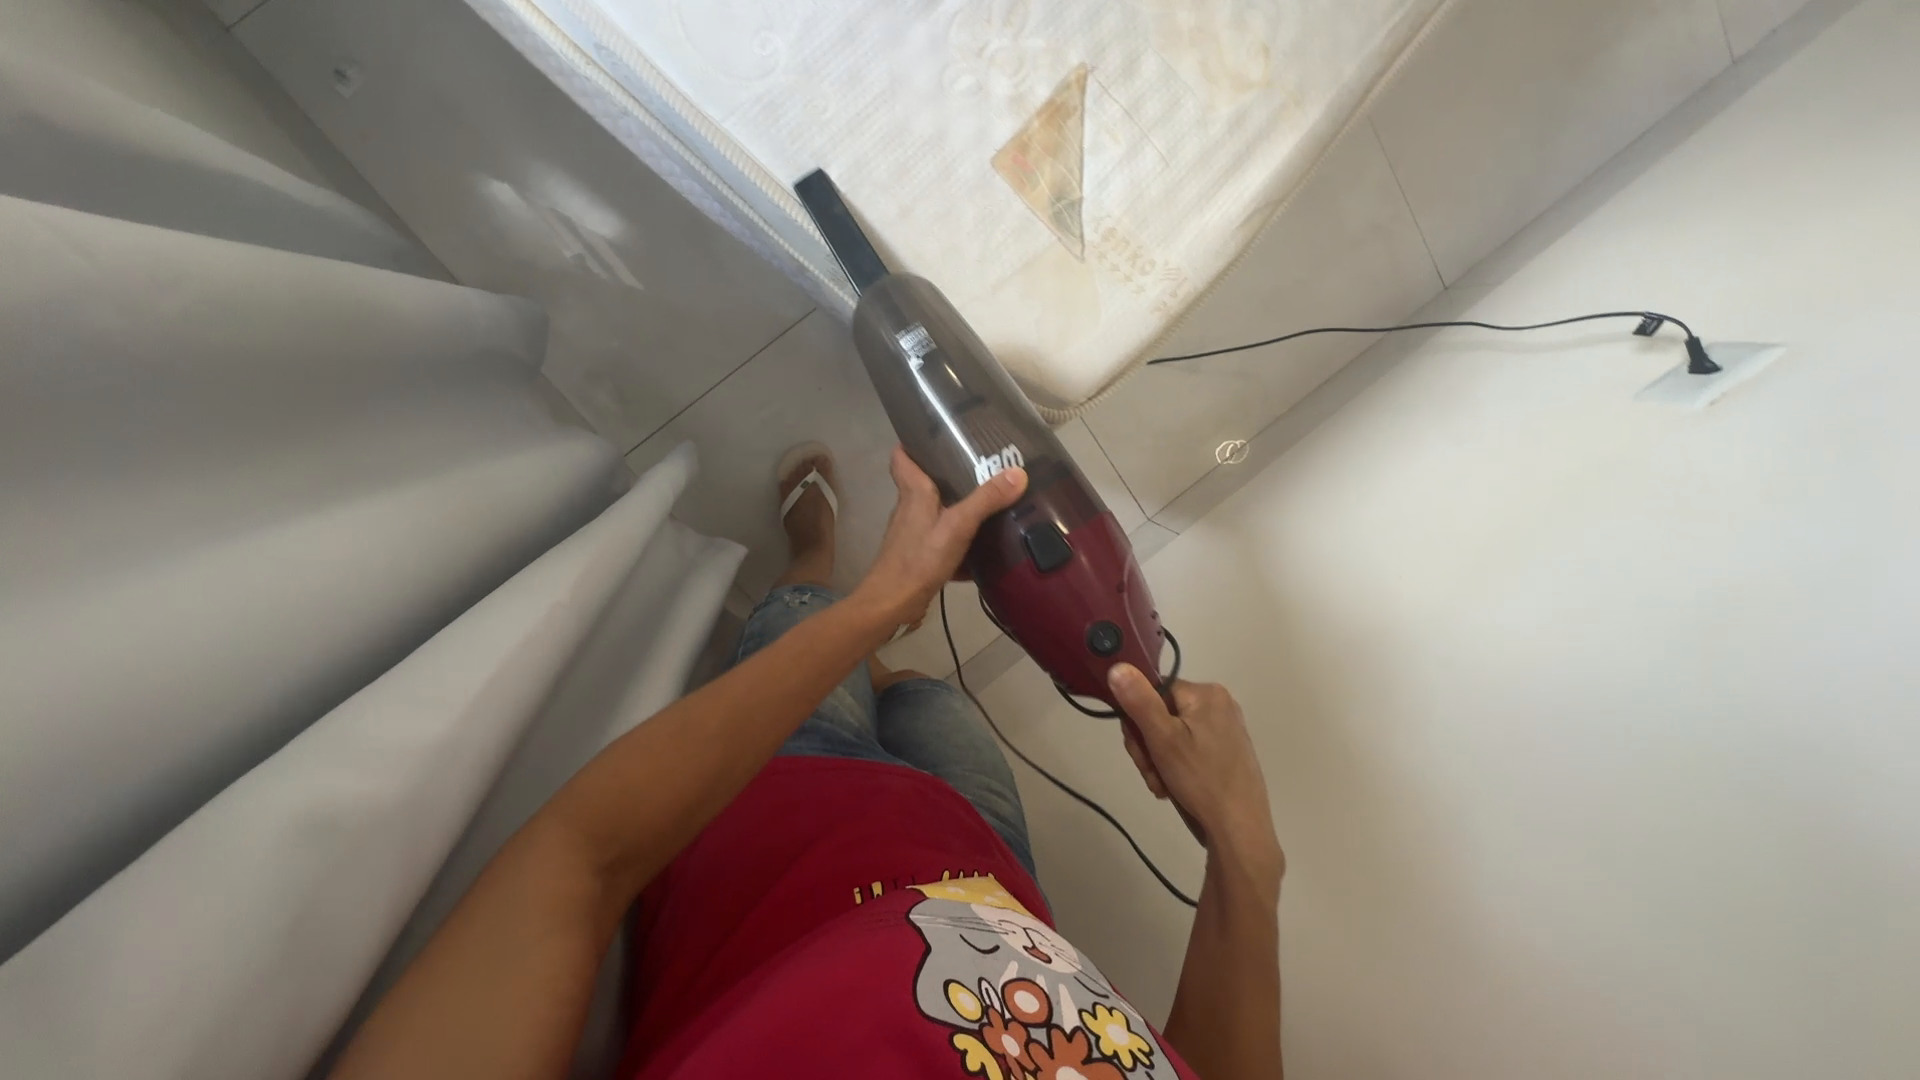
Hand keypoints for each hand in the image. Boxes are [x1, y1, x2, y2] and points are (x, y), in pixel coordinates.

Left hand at [853, 446, 1026, 628]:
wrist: (892, 604)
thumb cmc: (919, 559)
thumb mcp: (957, 526)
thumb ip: (986, 500)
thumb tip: (1018, 472)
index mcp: (913, 493)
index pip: (902, 458)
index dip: (913, 443)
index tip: (936, 435)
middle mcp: (909, 509)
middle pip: (924, 483)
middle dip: (947, 474)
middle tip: (979, 466)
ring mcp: (912, 535)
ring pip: (935, 513)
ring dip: (956, 508)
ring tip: (987, 502)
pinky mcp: (919, 557)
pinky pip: (941, 542)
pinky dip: (959, 543)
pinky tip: (981, 549)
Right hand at [1109, 667, 1282, 876]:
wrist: (1240, 830)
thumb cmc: (1202, 779)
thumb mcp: (1163, 739)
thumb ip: (1139, 700)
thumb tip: (1117, 665)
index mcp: (1206, 693)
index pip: (1153, 691)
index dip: (1138, 719)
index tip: (1138, 748)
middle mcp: (1219, 704)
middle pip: (1161, 714)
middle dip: (1148, 746)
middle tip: (1151, 772)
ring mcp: (1225, 730)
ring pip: (1171, 735)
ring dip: (1158, 761)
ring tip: (1163, 785)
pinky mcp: (1227, 753)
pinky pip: (1188, 750)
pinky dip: (1175, 768)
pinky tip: (1174, 788)